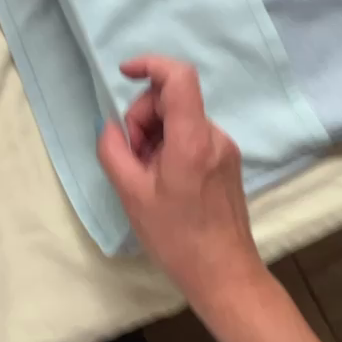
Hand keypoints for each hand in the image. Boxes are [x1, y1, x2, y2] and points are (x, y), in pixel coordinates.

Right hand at [98, 56, 269, 302]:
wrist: (225, 277)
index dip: (150, 64)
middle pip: (171, 99)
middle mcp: (214, 136)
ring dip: (154, 136)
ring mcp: (225, 148)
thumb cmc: (176, 238)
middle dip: (142, 119)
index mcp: (192, 140)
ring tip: (148, 176)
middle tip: (132, 158)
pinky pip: (191, 136)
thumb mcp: (131, 193)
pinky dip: (170, 147)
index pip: (179, 77)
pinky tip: (164, 180)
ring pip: (178, 120)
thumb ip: (113, 149)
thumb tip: (113, 127)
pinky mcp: (227, 161)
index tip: (124, 74)